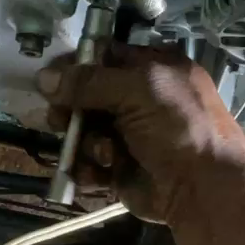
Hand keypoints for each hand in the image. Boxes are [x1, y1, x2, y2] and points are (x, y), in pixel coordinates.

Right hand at [37, 44, 244, 223]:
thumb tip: (42, 77)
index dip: (74, 67)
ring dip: (84, 143)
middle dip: (71, 110)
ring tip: (103, 155)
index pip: (103, 57)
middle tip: (60, 120)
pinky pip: (88, 163)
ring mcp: (127, 136)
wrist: (201, 187)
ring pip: (83, 132)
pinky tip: (97, 174)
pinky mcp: (119, 169)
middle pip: (86, 97)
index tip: (48, 79)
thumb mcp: (138, 90)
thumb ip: (89, 82)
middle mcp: (138, 100)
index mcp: (151, 69)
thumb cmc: (177, 127)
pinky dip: (87, 169)